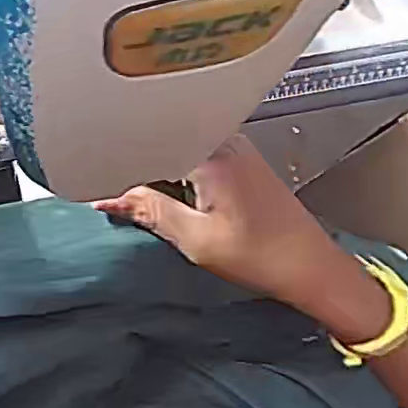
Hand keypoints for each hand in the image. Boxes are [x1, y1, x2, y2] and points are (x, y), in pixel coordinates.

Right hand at [93, 135, 389, 338]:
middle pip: (165, 138)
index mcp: (212, 152)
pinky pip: (195, 155)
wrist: (314, 268)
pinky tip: (159, 186)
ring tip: (124, 179)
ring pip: (179, 146)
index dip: (120, 156)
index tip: (94, 170)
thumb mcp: (196, 239)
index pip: (152, 141)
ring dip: (155, 164)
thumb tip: (109, 200)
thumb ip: (151, 211)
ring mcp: (236, 149)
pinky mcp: (241, 162)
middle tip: (101, 173)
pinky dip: (174, 170)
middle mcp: (225, 140)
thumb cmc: (260, 256)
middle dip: (135, 157)